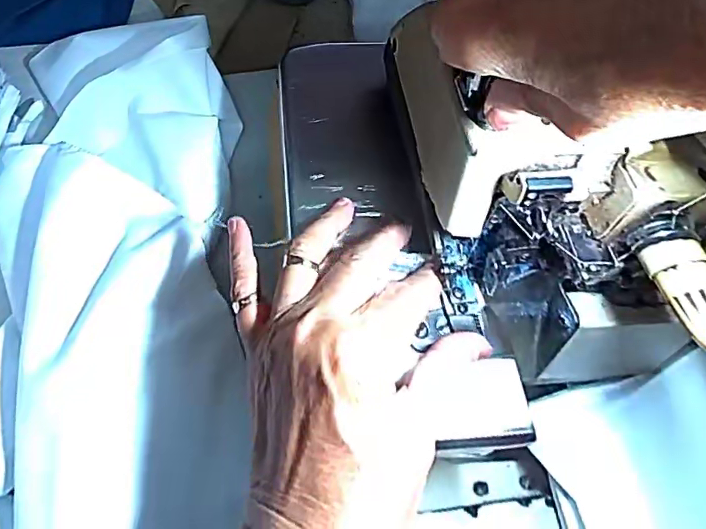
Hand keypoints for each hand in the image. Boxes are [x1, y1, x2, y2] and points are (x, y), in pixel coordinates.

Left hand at [229, 199, 491, 528]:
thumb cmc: (356, 497)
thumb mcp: (415, 433)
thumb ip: (439, 374)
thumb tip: (467, 347)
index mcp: (360, 352)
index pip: (405, 297)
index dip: (428, 284)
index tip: (438, 277)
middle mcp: (315, 332)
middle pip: (357, 265)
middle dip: (386, 243)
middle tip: (402, 235)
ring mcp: (281, 336)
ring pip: (302, 260)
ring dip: (325, 229)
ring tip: (343, 209)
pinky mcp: (258, 349)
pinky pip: (244, 292)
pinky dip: (240, 257)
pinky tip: (239, 230)